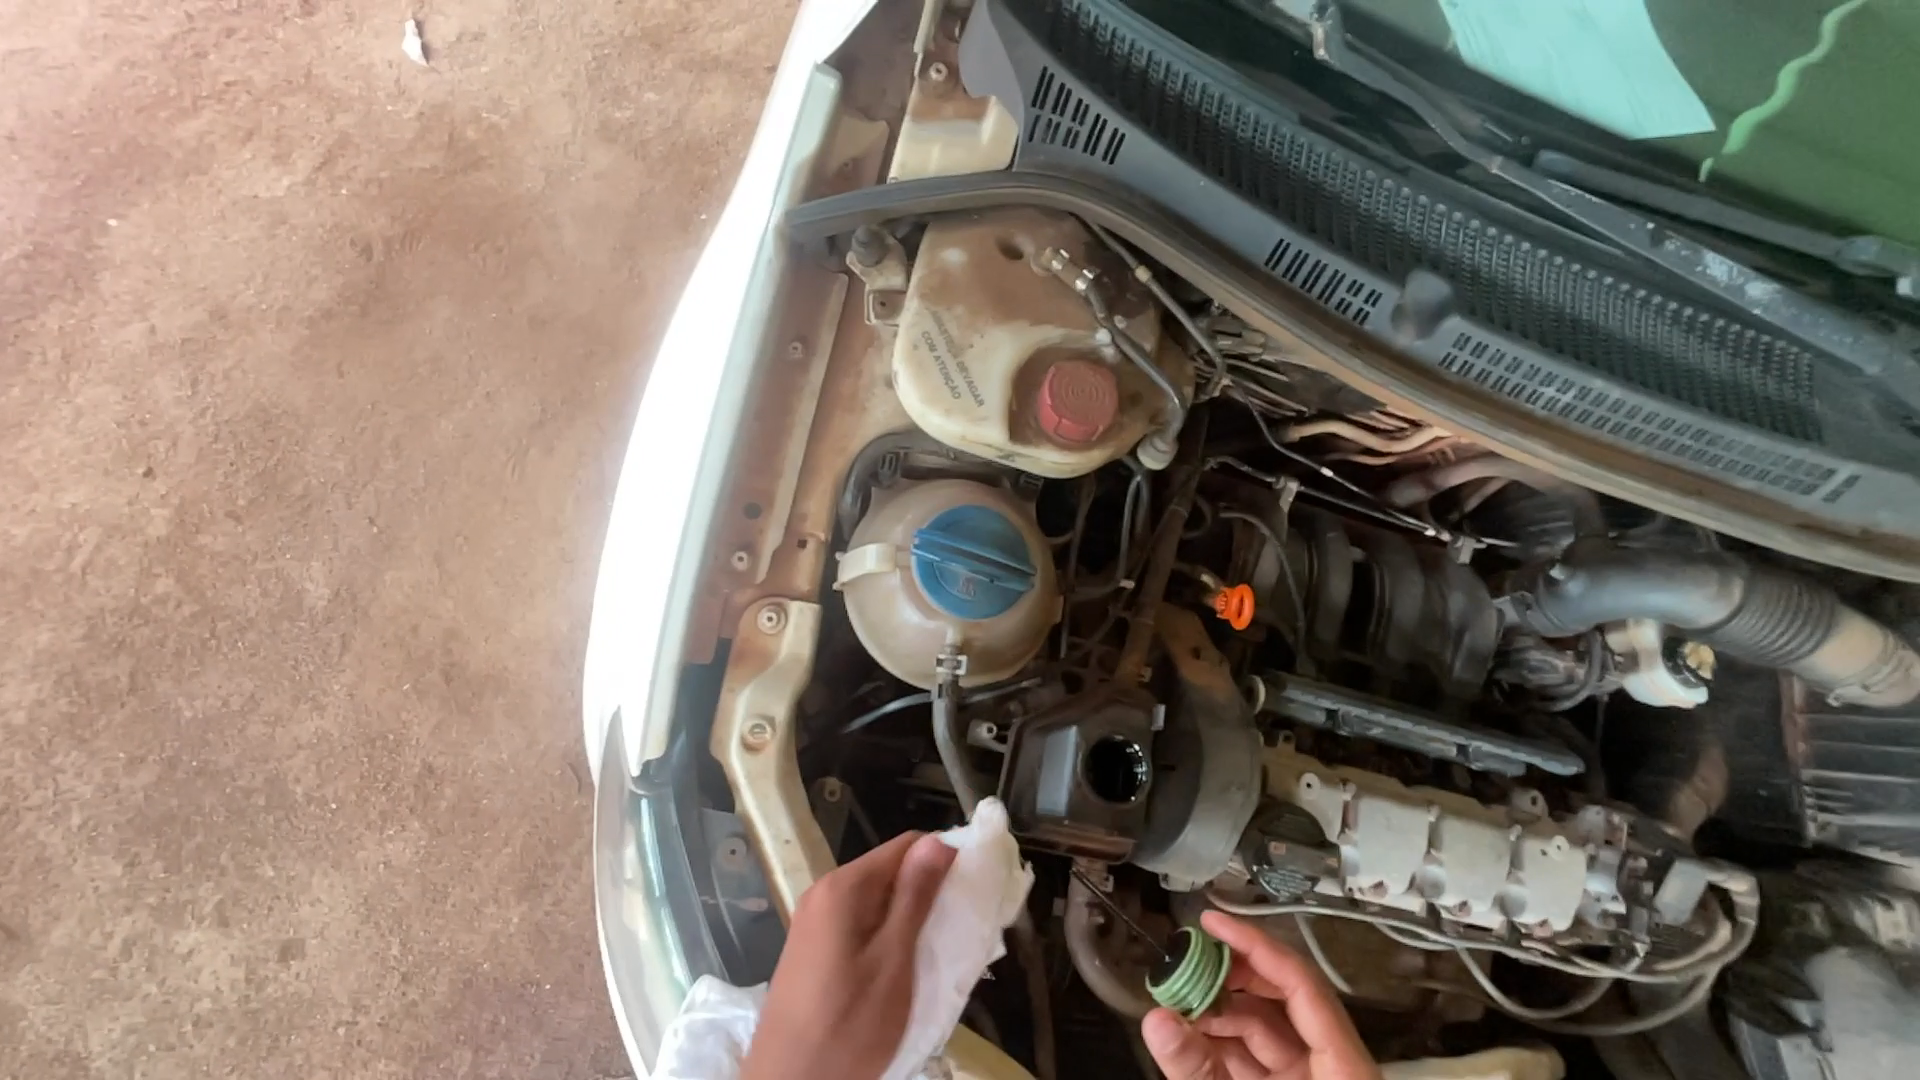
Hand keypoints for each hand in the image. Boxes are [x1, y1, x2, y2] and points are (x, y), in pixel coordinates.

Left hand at [743, 830, 956, 1079]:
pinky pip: (857, 925)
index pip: (905, 845)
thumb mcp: (893, 961)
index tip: (967, 893)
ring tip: (928, 957)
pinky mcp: (811, 950)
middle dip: (924, 894)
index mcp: (843, 887)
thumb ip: (915, 897)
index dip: (941, 861)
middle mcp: (823, 892)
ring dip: (906, 920)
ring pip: (875, 901)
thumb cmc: (847, 1028)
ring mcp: (812, 921)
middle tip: (952, 934)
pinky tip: (896, 972)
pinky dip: (883, 938)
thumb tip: (939, 840)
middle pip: (889, 871)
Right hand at [1142, 911, 1381, 1079]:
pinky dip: (1226, 1043)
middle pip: (1286, 998)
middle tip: (1187, 960)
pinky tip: (1192, 1034)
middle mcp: (1340, 1069)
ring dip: (1221, 1012)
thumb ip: (1199, 1073)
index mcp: (1347, 1071)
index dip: (1254, 944)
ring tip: (1178, 1000)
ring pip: (1270, 1029)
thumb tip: (1153, 1018)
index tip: (1209, 921)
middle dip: (1232, 977)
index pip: (1302, 983)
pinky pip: (1264, 1058)